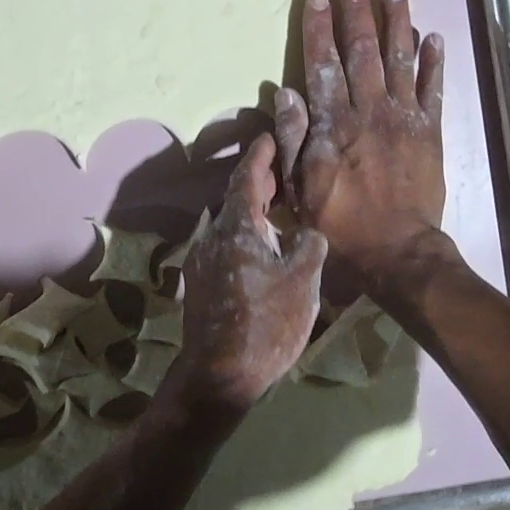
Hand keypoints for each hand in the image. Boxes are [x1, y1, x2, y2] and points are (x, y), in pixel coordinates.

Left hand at [168, 134, 327, 416]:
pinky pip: (226, 247)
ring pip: (230, 225)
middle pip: (235, 200)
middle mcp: (212, 237)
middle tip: (282, 170)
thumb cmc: (266, 322)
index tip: (268, 135)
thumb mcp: (302, 280)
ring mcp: (202, 262)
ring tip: (278, 208)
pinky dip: (246, 236)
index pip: (246, 178)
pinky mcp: (201, 284)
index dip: (259, 155)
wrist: (220, 373)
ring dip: (253, 212)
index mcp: (236, 228)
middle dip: (258, 182)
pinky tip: (263, 249)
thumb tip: (306, 231)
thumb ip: (307, 244)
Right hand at [274, 0, 447, 296]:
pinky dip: (434, 62)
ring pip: (400, 59)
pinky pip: (434, 90)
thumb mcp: (299, 189)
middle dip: (356, 9)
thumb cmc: (339, 224)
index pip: (323, 66)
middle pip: (362, 51)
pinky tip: (434, 35)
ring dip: (397, 20)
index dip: (318, 30)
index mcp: (333, 124)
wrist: (398, 251)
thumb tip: (285, 94)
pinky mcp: (431, 133)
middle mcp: (369, 112)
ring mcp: (404, 120)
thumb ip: (293, 140)